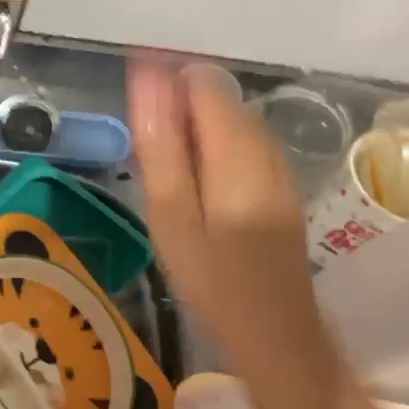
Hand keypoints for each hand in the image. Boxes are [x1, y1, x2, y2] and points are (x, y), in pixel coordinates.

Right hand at [126, 57, 344, 394]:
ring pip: (228, 118)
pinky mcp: (278, 178)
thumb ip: (160, 144)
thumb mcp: (170, 214)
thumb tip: (148, 78)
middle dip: (174, 106)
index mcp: (235, 147)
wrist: (275, 330)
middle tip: (141, 152)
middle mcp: (264, 142)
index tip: (130, 106)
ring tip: (161, 170)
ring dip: (189, 127)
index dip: (162, 80)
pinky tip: (191, 184)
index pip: (200, 80)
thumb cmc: (212, 277)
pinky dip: (209, 146)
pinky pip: (238, 140)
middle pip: (215, 95)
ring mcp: (277, 161)